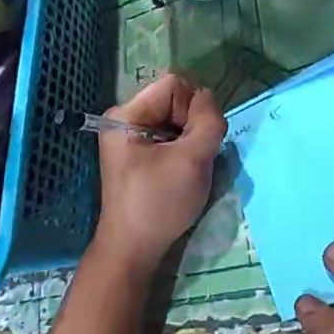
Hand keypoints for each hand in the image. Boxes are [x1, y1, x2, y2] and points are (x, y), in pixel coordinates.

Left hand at [93, 74, 226, 267]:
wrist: (133, 249)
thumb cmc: (159, 203)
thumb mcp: (192, 159)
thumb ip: (208, 121)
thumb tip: (208, 99)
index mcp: (126, 114)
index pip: (174, 84)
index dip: (193, 107)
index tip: (192, 142)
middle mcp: (125, 119)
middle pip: (174, 99)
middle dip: (193, 123)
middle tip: (193, 158)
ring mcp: (131, 137)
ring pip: (176, 119)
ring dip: (191, 139)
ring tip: (188, 168)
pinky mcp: (139, 154)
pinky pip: (170, 136)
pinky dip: (183, 150)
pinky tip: (182, 174)